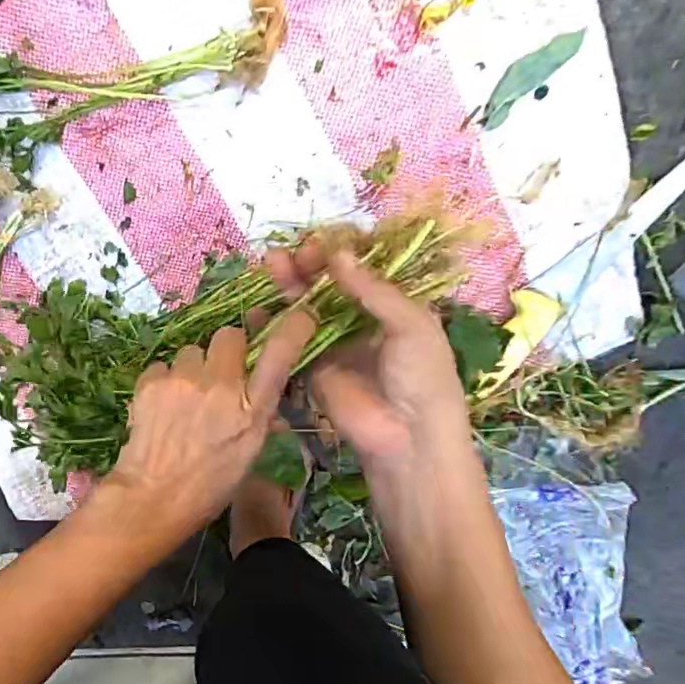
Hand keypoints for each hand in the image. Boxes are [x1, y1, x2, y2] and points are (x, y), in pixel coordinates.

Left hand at [102, 310, 316, 539]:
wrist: (153, 499)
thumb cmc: (210, 484)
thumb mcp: (250, 452)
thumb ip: (261, 416)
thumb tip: (268, 398)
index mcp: (253, 408)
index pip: (281, 351)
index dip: (292, 327)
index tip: (300, 316)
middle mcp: (221, 385)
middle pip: (229, 335)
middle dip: (229, 349)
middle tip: (222, 376)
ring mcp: (184, 380)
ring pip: (192, 350)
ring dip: (194, 367)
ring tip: (187, 398)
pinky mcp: (151, 382)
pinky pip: (164, 365)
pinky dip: (166, 380)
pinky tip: (164, 406)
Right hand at [264, 244, 473, 469]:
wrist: (408, 439)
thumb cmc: (423, 376)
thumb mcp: (411, 324)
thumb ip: (373, 289)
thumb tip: (338, 255)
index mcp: (395, 307)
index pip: (364, 271)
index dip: (342, 255)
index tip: (322, 245)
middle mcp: (365, 322)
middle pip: (331, 286)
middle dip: (311, 266)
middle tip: (293, 254)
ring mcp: (338, 346)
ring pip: (309, 308)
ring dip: (290, 286)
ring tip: (273, 264)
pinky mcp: (314, 370)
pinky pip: (294, 342)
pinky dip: (276, 323)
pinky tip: (261, 305)